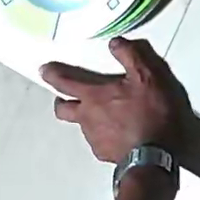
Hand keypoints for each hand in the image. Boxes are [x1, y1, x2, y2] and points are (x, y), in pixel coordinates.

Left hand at [41, 37, 189, 163]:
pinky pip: (97, 140)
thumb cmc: (150, 112)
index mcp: (93, 96)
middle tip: (66, 95)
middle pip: (62, 109)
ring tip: (103, 113)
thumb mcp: (147, 76)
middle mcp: (87, 118)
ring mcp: (94, 139)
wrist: (155, 157)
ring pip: (81, 124)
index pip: (64, 82)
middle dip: (61, 100)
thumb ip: (130, 55)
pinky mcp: (104, 155)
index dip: (52, 74)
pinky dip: (103, 133)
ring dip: (86, 117)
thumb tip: (115, 42)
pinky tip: (118, 132)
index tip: (43, 69)